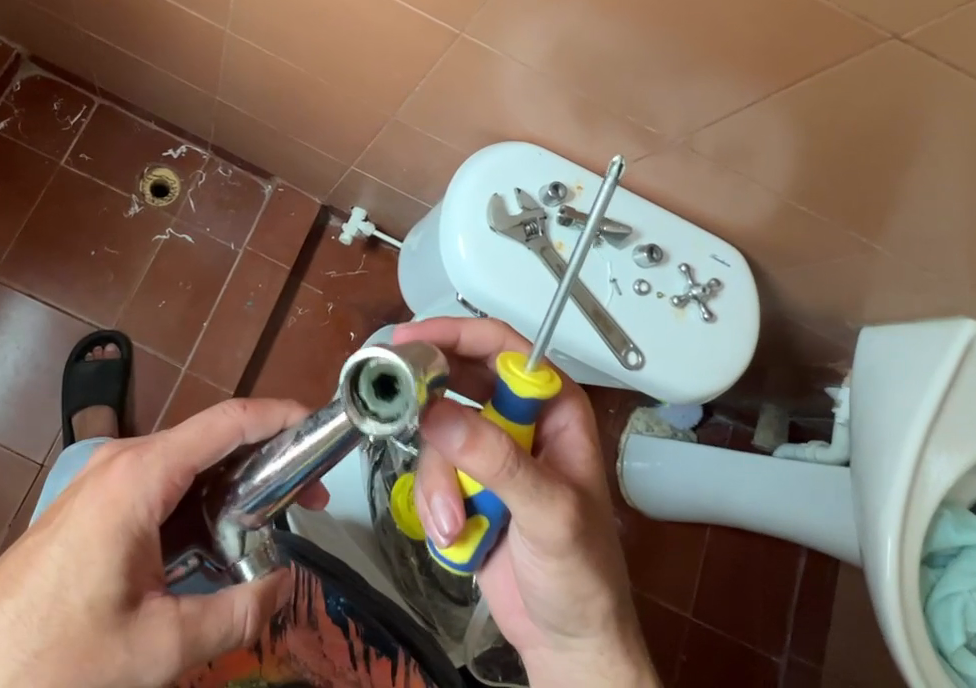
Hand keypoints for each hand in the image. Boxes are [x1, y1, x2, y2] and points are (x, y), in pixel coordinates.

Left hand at [0, 398, 325, 687]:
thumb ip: (235, 613)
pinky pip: (157, 490)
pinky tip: (217, 545)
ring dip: (230, 489)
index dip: (280, 417)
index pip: (227, 422)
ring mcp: (100, 483)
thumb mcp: (159, 646)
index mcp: (140, 476)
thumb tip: (286, 588)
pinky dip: (196, 507)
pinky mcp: (88, 509)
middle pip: (208, 442)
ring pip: (184, 468)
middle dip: (264, 463)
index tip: (322, 428)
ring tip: (273, 524)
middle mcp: (121, 463)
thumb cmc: (57, 659)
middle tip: (310, 501)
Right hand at [394, 318, 658, 686]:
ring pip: (436, 433)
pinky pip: (430, 471)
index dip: (456, 335)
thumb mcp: (548, 512)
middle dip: (428, 403)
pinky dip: (432, 501)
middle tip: (393, 402)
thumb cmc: (582, 574)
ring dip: (436, 480)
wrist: (567, 641)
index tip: (410, 341)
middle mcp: (520, 419)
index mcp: (554, 408)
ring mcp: (489, 452)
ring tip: (454, 522)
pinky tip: (454, 533)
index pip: (503, 347)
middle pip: (459, 381)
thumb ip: (496, 460)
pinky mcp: (466, 484)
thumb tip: (436, 412)